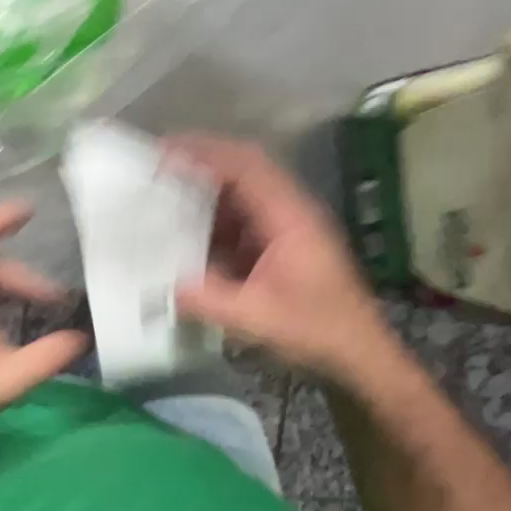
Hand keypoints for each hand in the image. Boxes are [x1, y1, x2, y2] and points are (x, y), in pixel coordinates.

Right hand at [170, 136, 397, 381]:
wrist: (357, 357)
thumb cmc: (317, 332)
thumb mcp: (258, 319)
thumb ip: (209, 300)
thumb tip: (162, 285)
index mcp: (290, 219)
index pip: (246, 168)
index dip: (205, 154)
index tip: (163, 153)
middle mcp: (287, 214)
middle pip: (242, 170)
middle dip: (199, 160)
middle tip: (153, 163)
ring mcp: (281, 230)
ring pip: (236, 194)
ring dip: (199, 188)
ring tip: (157, 190)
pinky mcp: (272, 249)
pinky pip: (234, 220)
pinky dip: (204, 217)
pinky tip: (176, 229)